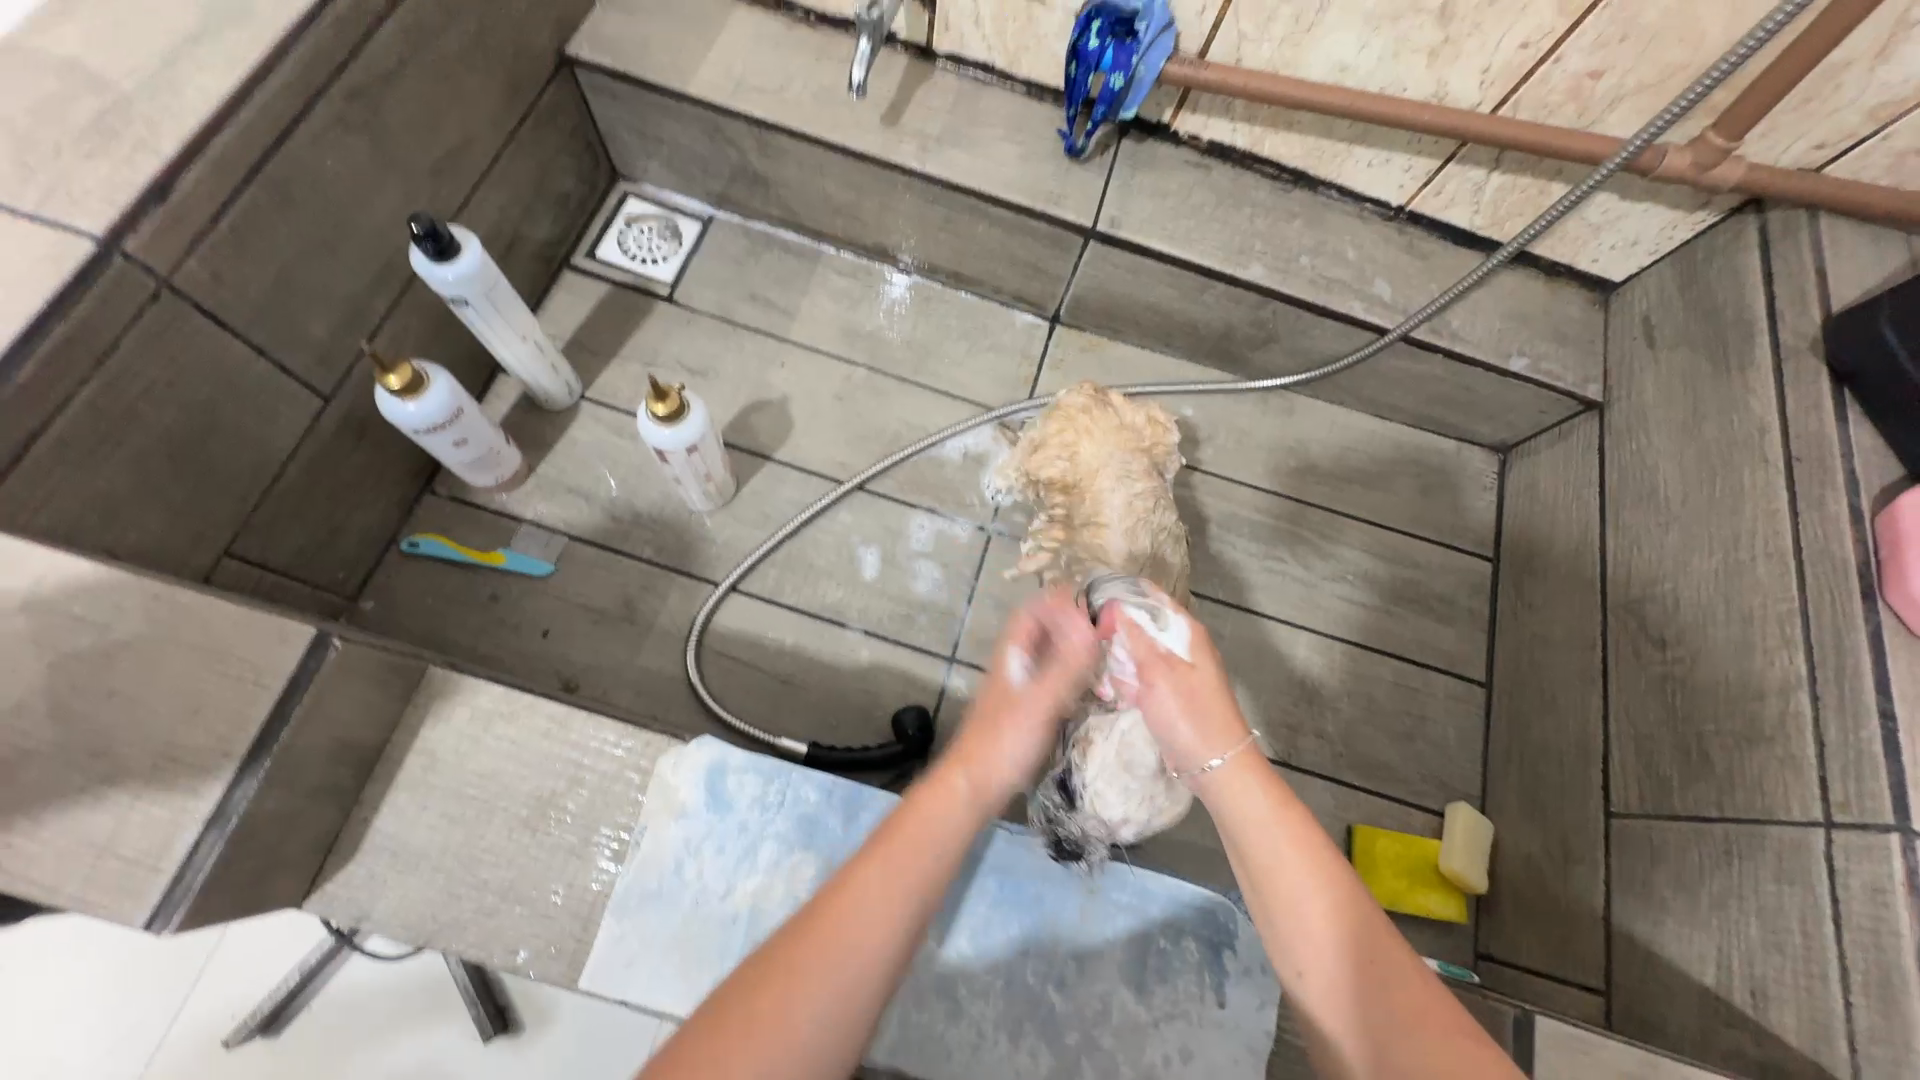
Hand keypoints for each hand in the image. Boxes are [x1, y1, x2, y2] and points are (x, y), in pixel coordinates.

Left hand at [946, 588, 1100, 805]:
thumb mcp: (1040, 701)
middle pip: (1039, 634)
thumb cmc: (1004, 742)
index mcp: (1012, 657)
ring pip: (1045, 660)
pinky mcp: (1022, 717)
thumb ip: (1066, 665)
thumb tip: (1090, 625)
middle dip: (1069, 625)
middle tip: (1106, 628)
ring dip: (1071, 653)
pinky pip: (1049, 686)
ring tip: (1104, 655)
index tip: (1090, 603)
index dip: (1057, 602)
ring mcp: (1016, 693)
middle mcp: (1013, 669)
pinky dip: (1069, 681)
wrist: (972, 787)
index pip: (1031, 612)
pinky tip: (1089, 692)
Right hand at [1097, 598, 1253, 789]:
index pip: (1153, 600)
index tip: (1101, 612)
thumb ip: (1136, 637)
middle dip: (1120, 639)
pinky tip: (1123, 697)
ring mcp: (1175, 673)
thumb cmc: (1188, 714)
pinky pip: (1141, 680)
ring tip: (1118, 683)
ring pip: (1137, 656)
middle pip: (1142, 628)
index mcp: (1187, 633)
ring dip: (1122, 667)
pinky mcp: (1168, 695)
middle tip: (1108, 655)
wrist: (1215, 765)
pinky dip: (1130, 686)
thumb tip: (1117, 606)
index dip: (1126, 601)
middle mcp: (1182, 648)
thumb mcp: (1158, 671)